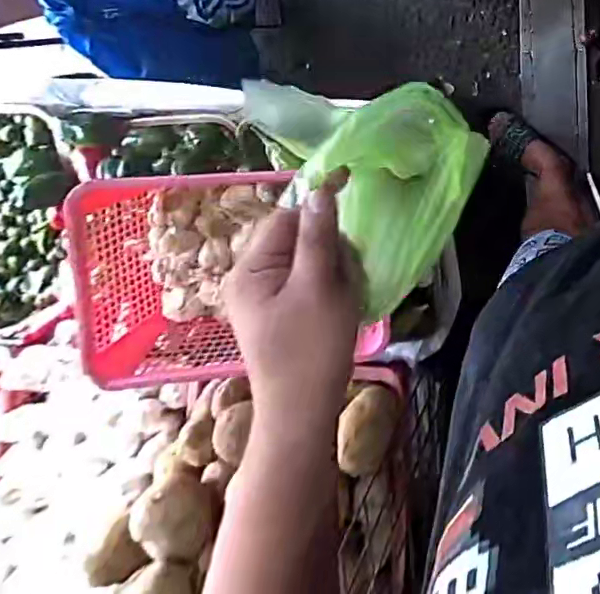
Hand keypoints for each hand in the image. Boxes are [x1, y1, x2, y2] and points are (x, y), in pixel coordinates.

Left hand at [226, 170, 362, 429]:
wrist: (302, 415)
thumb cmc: (311, 349)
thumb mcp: (319, 286)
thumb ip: (318, 236)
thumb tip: (319, 189)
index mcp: (249, 270)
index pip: (285, 217)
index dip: (317, 204)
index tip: (350, 184)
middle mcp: (249, 278)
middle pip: (296, 235)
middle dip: (327, 244)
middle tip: (346, 269)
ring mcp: (264, 296)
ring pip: (307, 256)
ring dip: (332, 263)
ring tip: (344, 291)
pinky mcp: (280, 311)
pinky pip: (307, 278)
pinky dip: (328, 280)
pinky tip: (339, 300)